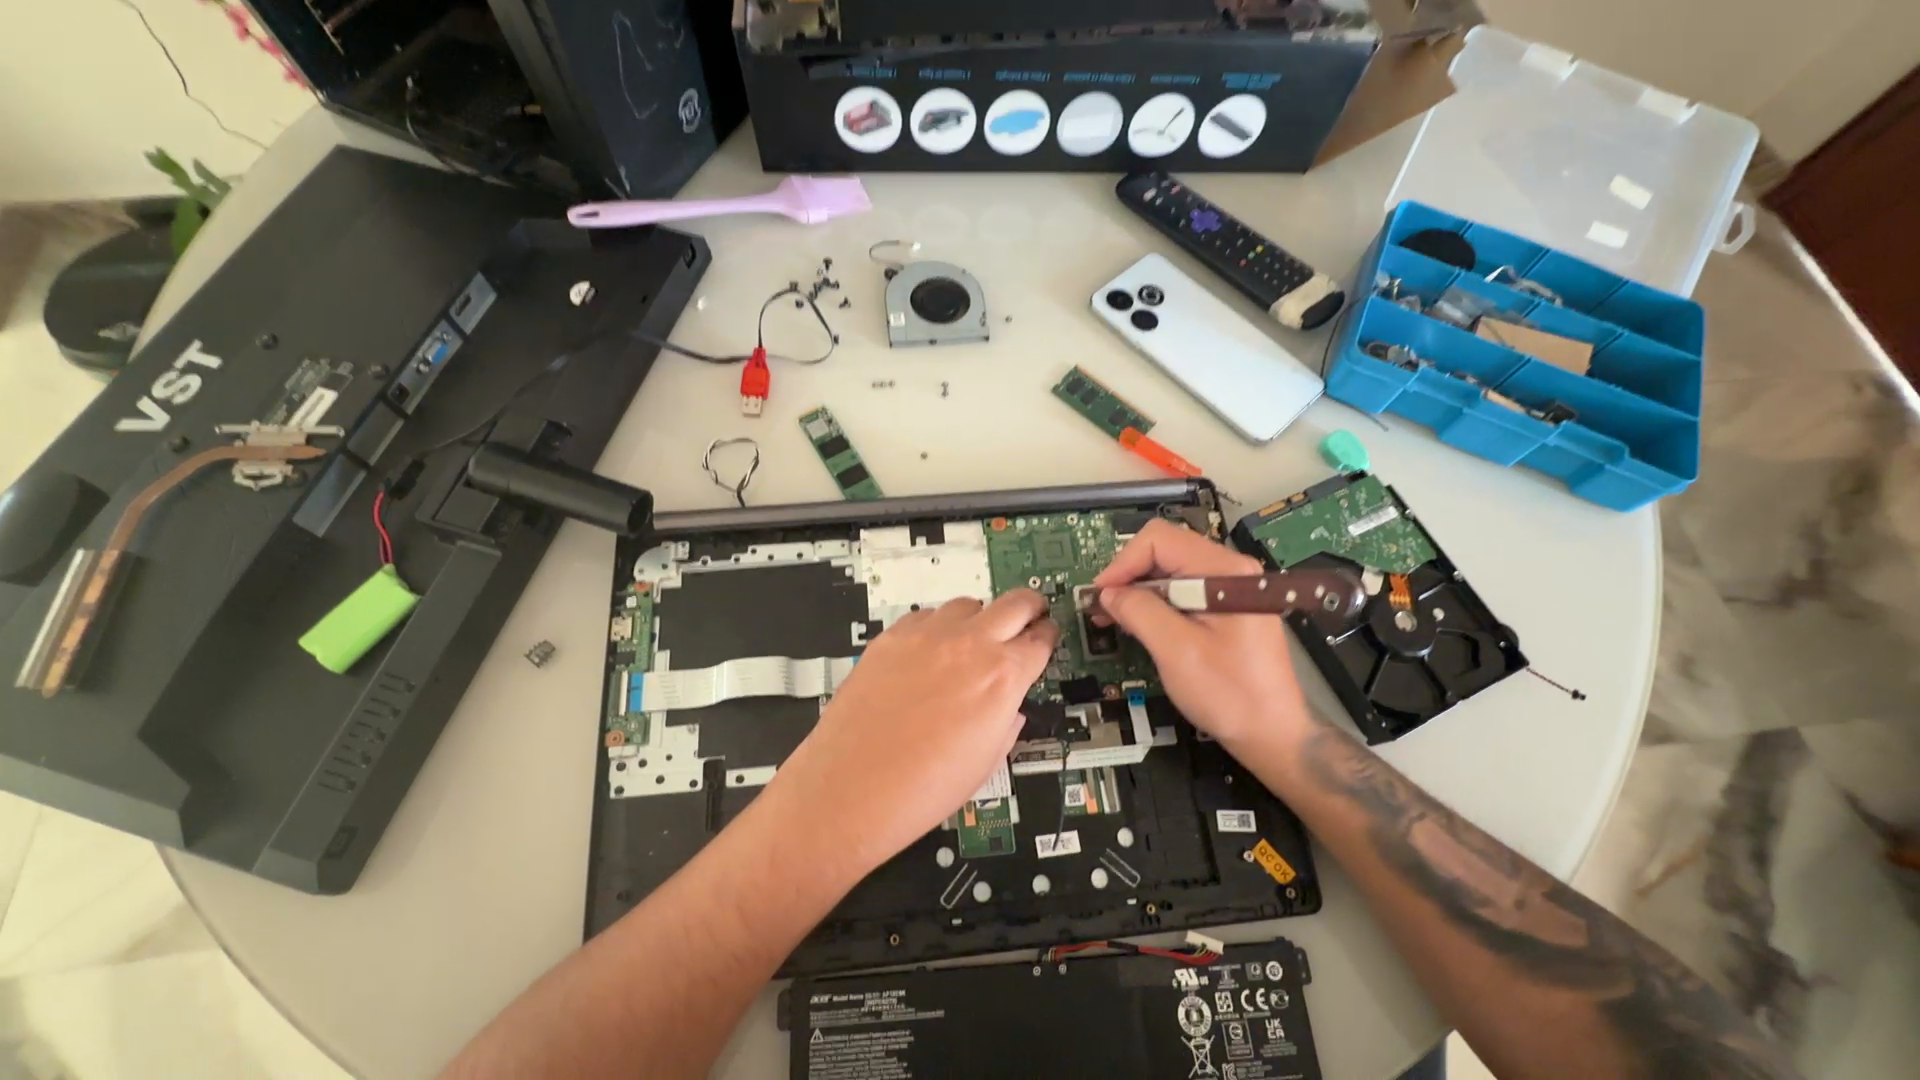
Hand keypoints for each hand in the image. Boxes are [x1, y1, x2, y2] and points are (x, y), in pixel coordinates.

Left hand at [768, 591, 1058, 872]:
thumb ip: (1006, 720)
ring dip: (979, 618)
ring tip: (972, 640)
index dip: (1049, 638)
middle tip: (1029, 618)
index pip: (1041, 640)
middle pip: (1015, 603)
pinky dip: (936, 627)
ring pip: (967, 604)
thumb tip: (1008, 705)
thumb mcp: (987, 761)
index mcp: (1002, 678)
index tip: (1047, 637)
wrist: (852, 788)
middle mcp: (969, 645)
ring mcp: (927, 636)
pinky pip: (925, 617)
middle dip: (1029, 609)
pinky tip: (930, 652)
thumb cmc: (922, 788)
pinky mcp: (890, 637)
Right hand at [1092, 520, 1314, 748]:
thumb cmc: (1230, 694)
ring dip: (1140, 592)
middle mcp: (1230, 569)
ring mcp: (1230, 588)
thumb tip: (1109, 593)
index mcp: (1225, 571)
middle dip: (1129, 577)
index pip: (1159, 540)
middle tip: (1104, 610)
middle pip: (1164, 551)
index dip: (1123, 563)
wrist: (1272, 733)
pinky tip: (1142, 626)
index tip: (1101, 596)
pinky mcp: (1227, 606)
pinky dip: (1157, 603)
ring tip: (1118, 620)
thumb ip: (1140, 612)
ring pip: (1170, 571)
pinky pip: (1183, 591)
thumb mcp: (1176, 651)